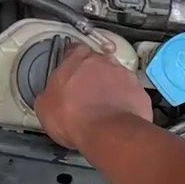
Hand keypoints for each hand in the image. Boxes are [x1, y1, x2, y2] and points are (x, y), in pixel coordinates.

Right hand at [34, 41, 151, 149]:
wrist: (108, 133)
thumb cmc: (73, 117)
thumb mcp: (44, 107)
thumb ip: (49, 93)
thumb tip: (49, 96)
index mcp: (77, 58)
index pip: (73, 50)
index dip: (71, 62)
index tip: (68, 74)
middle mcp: (103, 61)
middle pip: (97, 62)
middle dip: (92, 74)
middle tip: (85, 93)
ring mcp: (124, 75)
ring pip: (115, 76)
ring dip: (109, 87)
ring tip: (102, 107)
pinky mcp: (139, 92)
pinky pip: (130, 93)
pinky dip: (124, 101)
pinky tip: (116, 115)